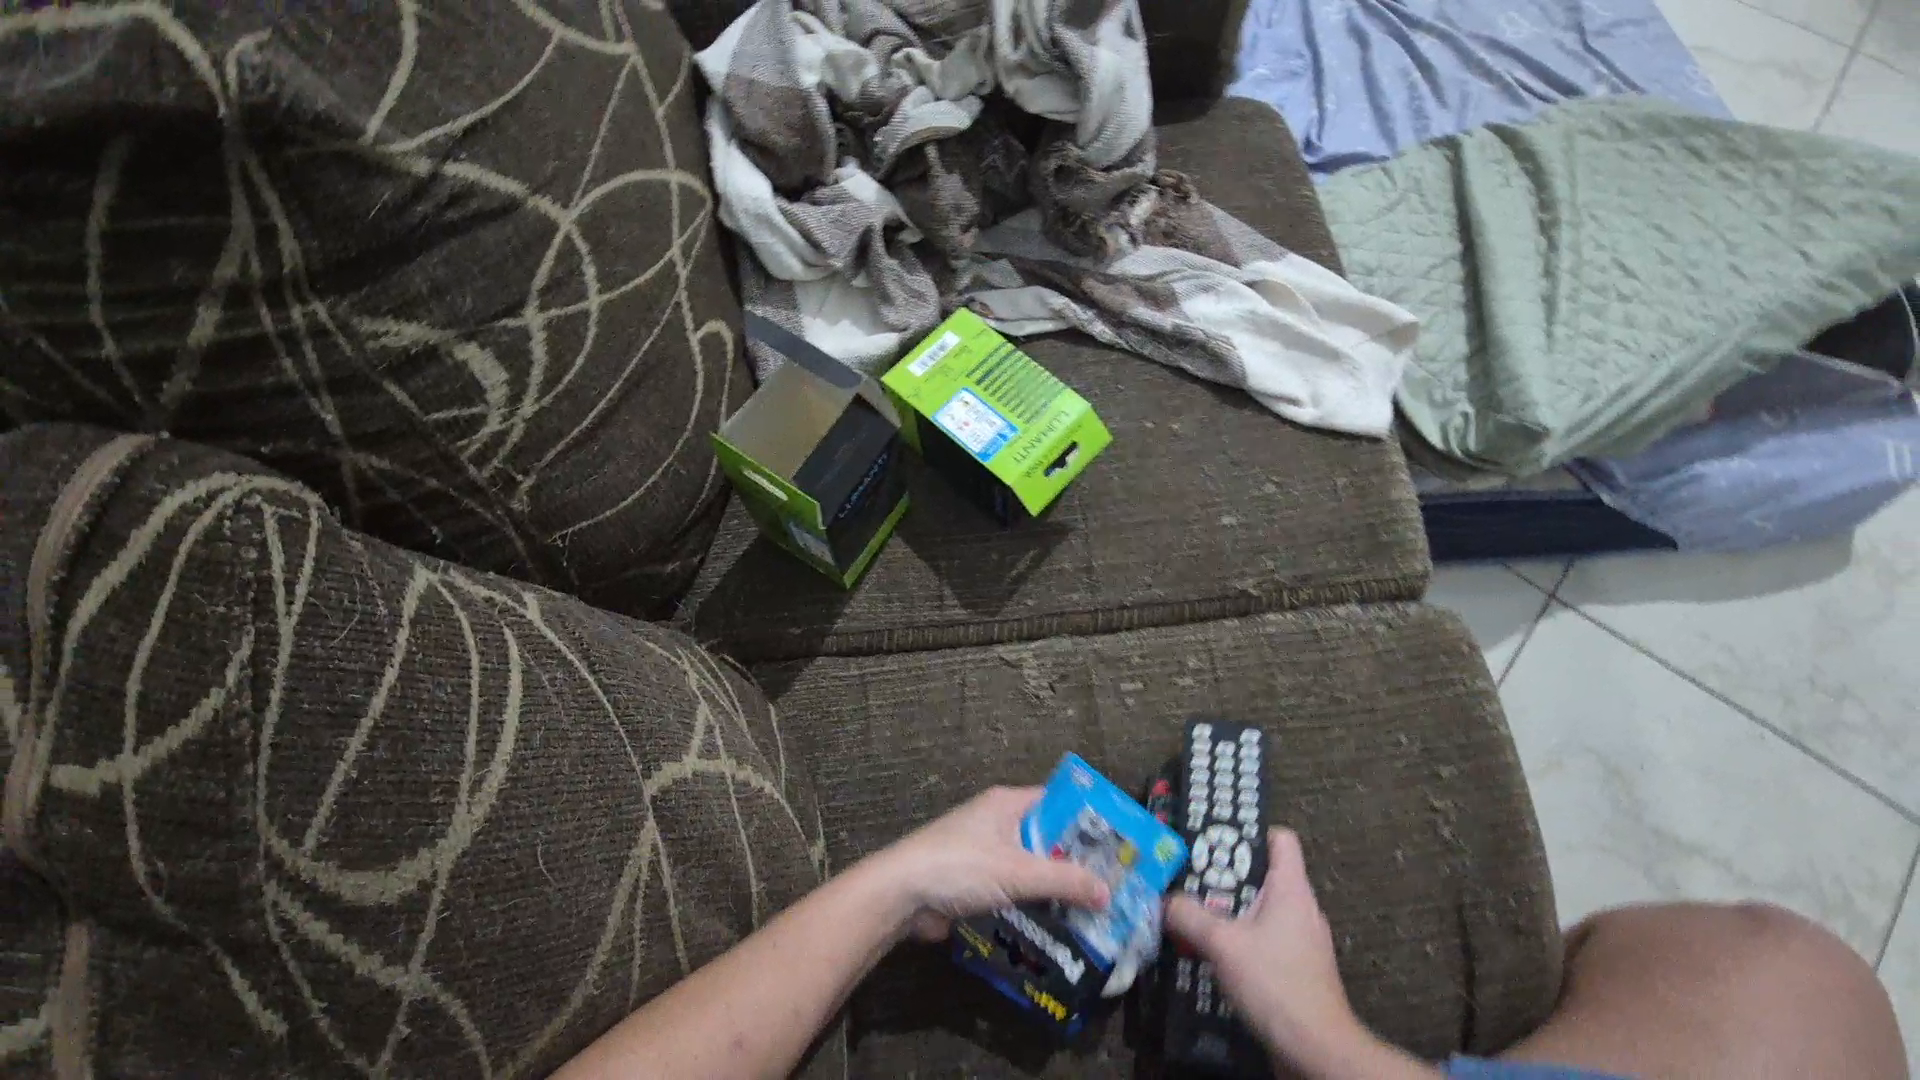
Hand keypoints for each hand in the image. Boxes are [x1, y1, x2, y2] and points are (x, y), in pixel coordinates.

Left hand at [871, 786, 1110, 941]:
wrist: (902, 895)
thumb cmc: (960, 866)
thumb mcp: (1017, 870)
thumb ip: (1064, 880)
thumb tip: (1107, 893)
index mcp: (1008, 804)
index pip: (1058, 803)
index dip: (1089, 821)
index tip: (1119, 844)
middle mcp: (999, 823)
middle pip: (1048, 838)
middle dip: (1077, 862)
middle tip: (1115, 886)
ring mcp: (986, 853)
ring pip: (1032, 868)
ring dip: (1056, 888)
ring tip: (1096, 912)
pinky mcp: (976, 883)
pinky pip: (1015, 890)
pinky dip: (1034, 904)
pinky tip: (1060, 927)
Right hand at [1164, 829, 1364, 1068]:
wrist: (1316, 1052)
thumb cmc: (1276, 983)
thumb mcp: (1223, 943)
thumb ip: (1189, 915)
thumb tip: (1163, 901)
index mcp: (1291, 889)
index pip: (1280, 839)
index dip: (1249, 831)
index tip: (1213, 837)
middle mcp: (1300, 909)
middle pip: (1260, 875)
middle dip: (1222, 876)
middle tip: (1186, 877)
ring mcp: (1300, 942)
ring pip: (1257, 910)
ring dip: (1224, 911)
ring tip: (1190, 915)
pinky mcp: (1294, 971)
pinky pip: (1261, 941)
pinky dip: (1236, 941)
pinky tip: (1208, 954)